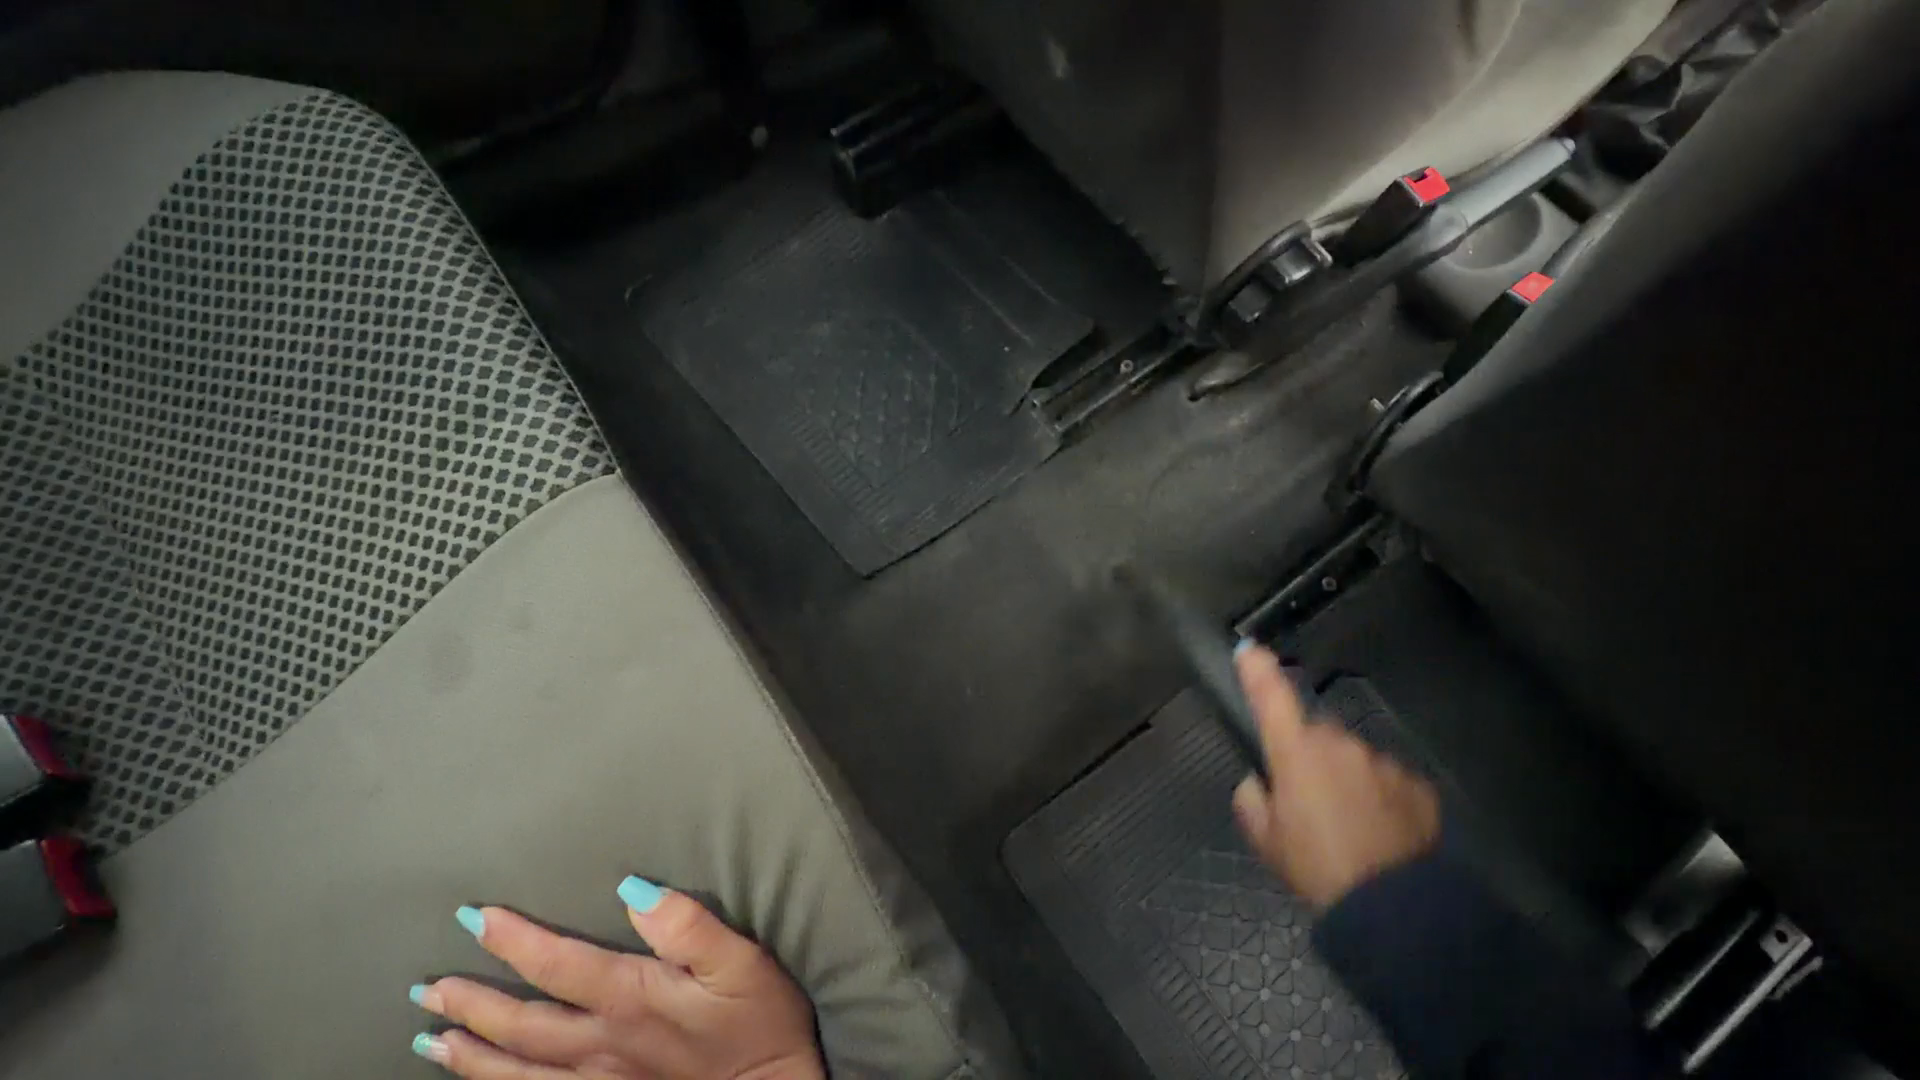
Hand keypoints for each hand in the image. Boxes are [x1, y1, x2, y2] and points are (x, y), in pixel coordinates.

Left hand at [410, 877, 824, 1079]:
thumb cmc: (760, 1019)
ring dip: (469, 1054)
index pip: (559, 963)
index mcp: (632, 999)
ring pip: (515, 1073)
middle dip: (471, 1002)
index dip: (514, 939)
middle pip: (522, 1022)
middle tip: (428, 986)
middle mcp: (603, 1044)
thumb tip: (634, 889)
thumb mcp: (741, 960)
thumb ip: (688, 926)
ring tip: (430, 1038)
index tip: (475, 915)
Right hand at [1230, 644, 1440, 908]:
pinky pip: (1387, 781)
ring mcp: (1382, 762)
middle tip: (1307, 803)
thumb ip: (1252, 799)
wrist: (1393, 908)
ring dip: (1347, 779)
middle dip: (1310, 757)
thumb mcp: (1265, 840)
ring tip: (1349, 826)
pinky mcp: (1416, 786)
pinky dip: (1380, 798)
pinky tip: (1380, 833)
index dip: (1257, 670)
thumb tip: (1261, 783)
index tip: (1249, 649)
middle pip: (1316, 736)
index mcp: (1295, 753)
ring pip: (1354, 759)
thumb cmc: (1316, 868)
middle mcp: (1339, 744)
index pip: (1271, 697)